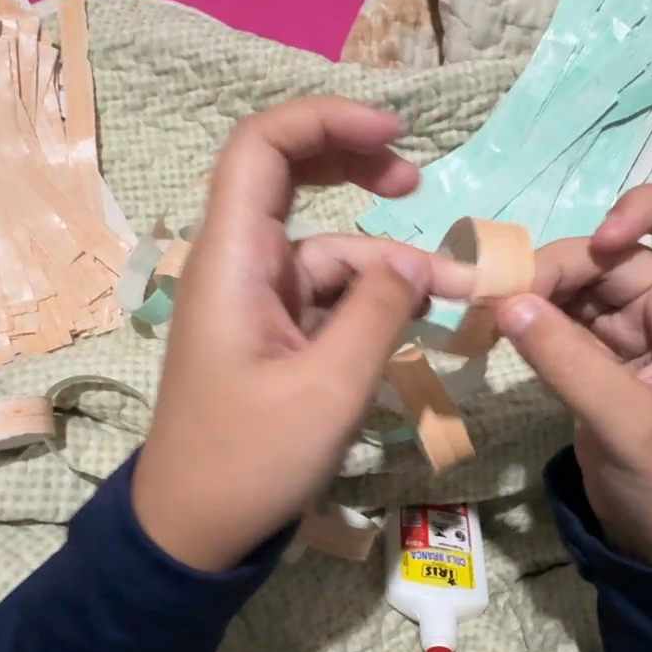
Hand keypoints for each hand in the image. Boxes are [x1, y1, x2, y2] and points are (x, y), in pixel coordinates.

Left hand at [133, 97, 476, 570]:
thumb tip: (420, 262)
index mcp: (232, 260)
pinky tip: (415, 317)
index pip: (262, 148)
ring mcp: (256, 298)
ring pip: (326, 251)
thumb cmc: (250, 462)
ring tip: (455, 290)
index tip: (395, 133)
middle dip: (355, 169)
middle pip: (288, 178)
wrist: (197, 530)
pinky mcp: (272, 331)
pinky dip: (371, 300)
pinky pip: (328, 295)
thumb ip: (380, 310)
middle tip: (416, 182)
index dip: (325, 121)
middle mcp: (238, 264)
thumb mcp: (330, 387)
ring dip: (386, 264)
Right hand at [497, 185, 651, 572]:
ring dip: (535, 292)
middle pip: (613, 256)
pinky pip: (557, 321)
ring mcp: (629, 334)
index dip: (651, 209)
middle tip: (504, 297)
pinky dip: (527, 321)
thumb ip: (570, 362)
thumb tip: (507, 303)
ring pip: (578, 286)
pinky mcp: (594, 360)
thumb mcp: (632, 423)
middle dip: (561, 268)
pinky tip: (496, 328)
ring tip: (491, 313)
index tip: (601, 241)